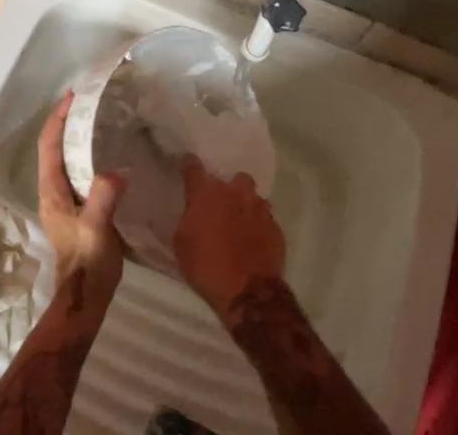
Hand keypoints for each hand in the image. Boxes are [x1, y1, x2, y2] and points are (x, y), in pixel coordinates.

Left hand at [38, 92, 126, 311]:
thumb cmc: (88, 261)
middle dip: (67, 123)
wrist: (86, 296)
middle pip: (54, 149)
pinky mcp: (76, 211)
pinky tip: (108, 156)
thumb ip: (104, 196)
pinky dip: (88, 157)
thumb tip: (118, 170)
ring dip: (76, 139)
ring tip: (99, 122)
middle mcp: (53, 192)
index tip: (73, 97)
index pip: (49, 145)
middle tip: (89, 104)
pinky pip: (79, 173)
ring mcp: (63, 202)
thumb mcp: (97, 228)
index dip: (57, 119)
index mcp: (52, 191)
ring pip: (66, 161)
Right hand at [175, 154, 285, 316]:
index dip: (189, 165)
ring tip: (241, 223)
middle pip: (235, 178)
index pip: (194, 167)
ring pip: (254, 197)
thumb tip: (193, 212)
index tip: (188, 165)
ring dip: (247, 206)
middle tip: (222, 205)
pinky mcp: (276, 227)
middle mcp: (235, 193)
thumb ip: (188, 219)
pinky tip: (253, 241)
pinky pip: (266, 218)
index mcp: (207, 194)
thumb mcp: (182, 243)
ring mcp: (259, 209)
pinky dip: (259, 225)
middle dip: (229, 188)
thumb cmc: (205, 267)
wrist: (247, 293)